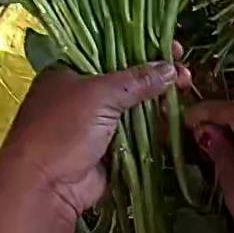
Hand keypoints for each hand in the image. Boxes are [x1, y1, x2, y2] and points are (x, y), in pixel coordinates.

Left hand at [0, 61, 188, 220]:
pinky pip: (139, 134)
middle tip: (186, 75)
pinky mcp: (110, 149)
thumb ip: (137, 80)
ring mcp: (96, 124)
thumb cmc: (63, 129)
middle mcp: (82, 95)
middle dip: (157, 77)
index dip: (143, 47)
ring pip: (135, 108)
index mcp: (69, 71)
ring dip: (160, 101)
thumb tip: (170, 68)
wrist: (47, 185)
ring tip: (186, 92)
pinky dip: (156, 127)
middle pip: (128, 80)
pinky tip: (175, 118)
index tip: (172, 47)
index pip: (111, 50)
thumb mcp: (99, 94)